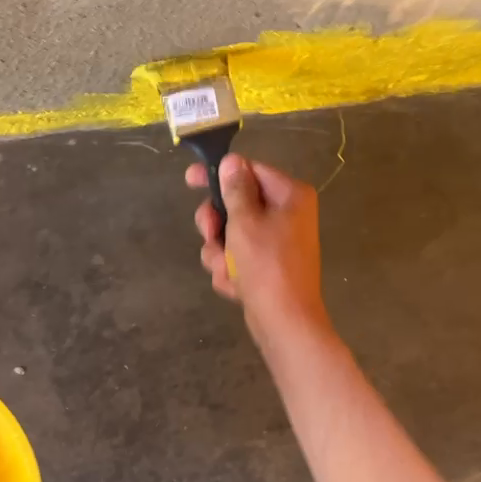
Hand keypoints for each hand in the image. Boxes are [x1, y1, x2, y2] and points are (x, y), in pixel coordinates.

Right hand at [187, 154, 328, 336]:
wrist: (284, 320)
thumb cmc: (267, 266)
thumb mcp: (245, 222)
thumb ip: (235, 190)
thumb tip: (231, 161)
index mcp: (289, 196)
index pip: (249, 171)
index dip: (219, 175)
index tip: (190, 178)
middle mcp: (286, 215)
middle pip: (236, 205)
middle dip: (217, 226)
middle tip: (211, 235)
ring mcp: (275, 243)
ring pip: (230, 235)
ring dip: (220, 254)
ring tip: (227, 269)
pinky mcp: (265, 266)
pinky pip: (237, 259)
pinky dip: (230, 271)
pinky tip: (235, 286)